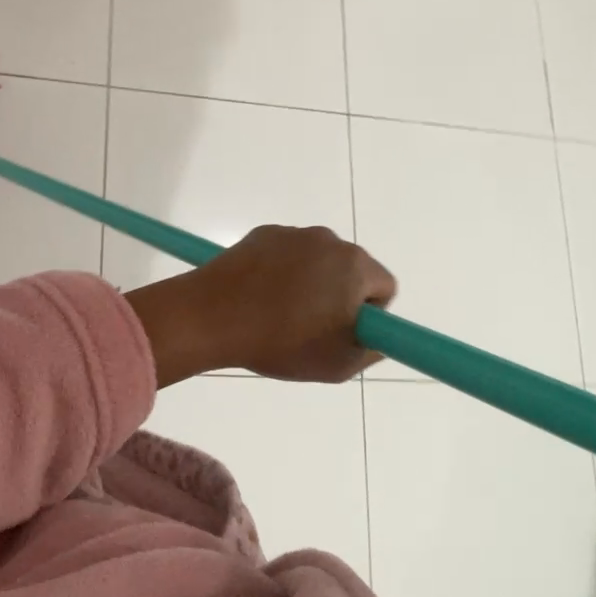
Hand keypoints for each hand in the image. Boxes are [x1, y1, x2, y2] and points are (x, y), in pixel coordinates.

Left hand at [124, 225, 397, 386]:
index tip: (343, 332)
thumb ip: (371, 348)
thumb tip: (374, 335)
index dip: (370, 314)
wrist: (212, 315)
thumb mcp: (339, 363)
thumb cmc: (281, 341)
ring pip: (316, 262)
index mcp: (354, 266)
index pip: (383, 287)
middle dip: (339, 296)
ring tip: (279, 315)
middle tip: (311, 328)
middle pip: (350, 270)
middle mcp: (327, 239)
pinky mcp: (261, 234)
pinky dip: (280, 272)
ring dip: (308, 283)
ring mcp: (291, 233)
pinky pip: (286, 254)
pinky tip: (259, 296)